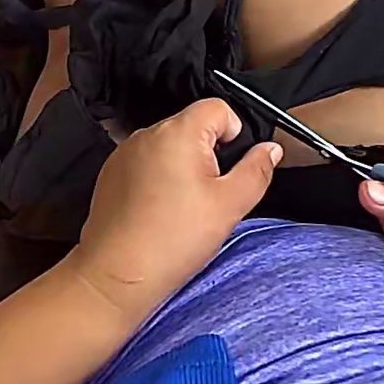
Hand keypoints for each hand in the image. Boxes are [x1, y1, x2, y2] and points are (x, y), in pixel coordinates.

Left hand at [70, 99, 282, 319]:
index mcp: (178, 133)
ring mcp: (126, 152)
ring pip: (172, 145)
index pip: (218, 107)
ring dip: (184, 165)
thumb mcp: (230, 205)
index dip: (234, 133)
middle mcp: (148, 134)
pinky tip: (162, 210)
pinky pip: (148, 161)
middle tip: (209, 194)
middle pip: (195, 126)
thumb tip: (270, 149)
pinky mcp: (113, 172)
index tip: (230, 166)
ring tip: (183, 207)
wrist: (116, 276)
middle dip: (209, 153)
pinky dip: (160, 177)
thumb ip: (257, 170)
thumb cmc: (171, 241)